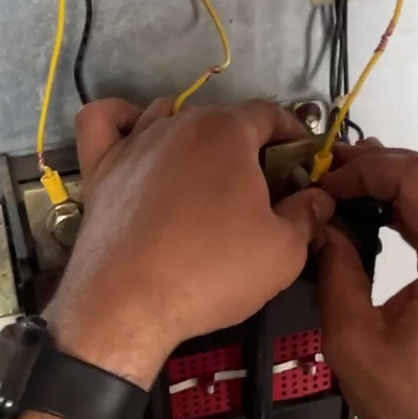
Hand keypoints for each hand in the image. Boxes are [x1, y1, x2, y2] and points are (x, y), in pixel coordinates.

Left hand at [45, 98, 333, 385]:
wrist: (127, 304)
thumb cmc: (210, 273)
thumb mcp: (282, 252)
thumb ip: (307, 216)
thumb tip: (318, 198)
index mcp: (227, 133)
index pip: (269, 115)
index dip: (291, 135)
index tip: (301, 161)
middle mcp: (179, 124)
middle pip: (219, 120)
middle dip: (245, 145)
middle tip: (258, 190)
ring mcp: (133, 143)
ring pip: (167, 116)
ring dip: (191, 136)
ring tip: (202, 175)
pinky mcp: (98, 168)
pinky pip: (102, 122)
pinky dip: (120, 119)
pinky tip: (133, 135)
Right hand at [316, 141, 417, 418]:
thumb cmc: (408, 403)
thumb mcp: (353, 338)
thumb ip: (336, 270)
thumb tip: (321, 224)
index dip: (369, 170)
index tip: (324, 183)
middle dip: (385, 168)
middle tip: (332, 175)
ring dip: (401, 187)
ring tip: (349, 191)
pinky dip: (417, 213)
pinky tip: (381, 220)